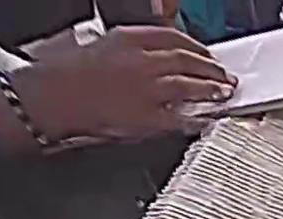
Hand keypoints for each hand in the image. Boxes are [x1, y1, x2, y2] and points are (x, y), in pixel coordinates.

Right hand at [12, 26, 234, 142]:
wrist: (56, 98)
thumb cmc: (70, 75)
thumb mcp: (100, 45)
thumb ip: (130, 50)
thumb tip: (150, 56)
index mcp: (128, 39)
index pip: (173, 36)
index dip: (196, 46)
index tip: (207, 54)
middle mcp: (142, 61)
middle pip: (187, 59)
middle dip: (211, 67)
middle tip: (226, 76)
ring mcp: (148, 90)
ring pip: (190, 85)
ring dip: (212, 89)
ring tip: (224, 92)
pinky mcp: (150, 118)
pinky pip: (183, 117)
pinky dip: (200, 116)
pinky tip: (209, 117)